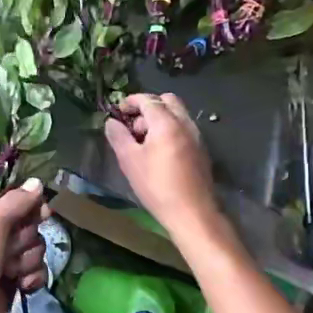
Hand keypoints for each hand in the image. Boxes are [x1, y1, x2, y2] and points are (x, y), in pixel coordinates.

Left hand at [0, 178, 49, 312]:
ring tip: (10, 272)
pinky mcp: (13, 280)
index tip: (41, 211)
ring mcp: (2, 258)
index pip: (13, 200)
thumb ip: (16, 201)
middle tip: (9, 249)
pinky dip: (31, 277)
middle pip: (29, 225)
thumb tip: (38, 182)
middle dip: (25, 239)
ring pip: (36, 248)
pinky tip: (21, 285)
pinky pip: (37, 270)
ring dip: (27, 260)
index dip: (28, 206)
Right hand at [104, 92, 220, 236]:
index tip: (118, 111)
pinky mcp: (201, 149)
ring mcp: (197, 136)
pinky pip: (184, 128)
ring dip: (160, 119)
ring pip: (177, 114)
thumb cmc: (156, 186)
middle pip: (167, 101)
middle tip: (133, 126)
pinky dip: (170, 130)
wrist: (192, 212)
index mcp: (166, 122)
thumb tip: (111, 122)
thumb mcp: (130, 161)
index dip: (131, 101)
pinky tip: (160, 152)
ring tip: (144, 142)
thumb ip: (119, 137)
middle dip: (148, 107)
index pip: (148, 100)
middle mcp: (185, 123)